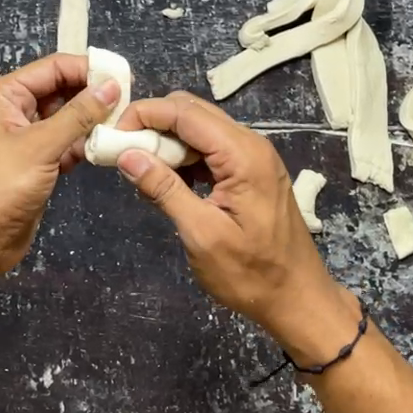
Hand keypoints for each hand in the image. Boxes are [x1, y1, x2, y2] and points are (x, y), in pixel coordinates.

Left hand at [0, 53, 120, 282]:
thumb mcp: (39, 146)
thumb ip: (78, 115)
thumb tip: (113, 86)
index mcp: (6, 95)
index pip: (53, 68)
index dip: (88, 69)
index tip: (125, 79)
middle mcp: (14, 111)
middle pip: (61, 91)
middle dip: (92, 96)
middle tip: (130, 104)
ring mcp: (25, 139)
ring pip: (65, 120)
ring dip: (91, 122)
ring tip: (125, 125)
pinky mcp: (36, 165)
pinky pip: (65, 145)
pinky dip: (84, 146)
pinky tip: (108, 149)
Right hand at [114, 93, 360, 362]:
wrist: (299, 300)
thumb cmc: (252, 274)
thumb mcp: (202, 235)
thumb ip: (165, 190)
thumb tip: (127, 156)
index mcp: (243, 155)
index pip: (185, 113)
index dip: (145, 114)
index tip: (113, 134)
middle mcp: (250, 144)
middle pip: (192, 112)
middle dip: (152, 124)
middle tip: (121, 151)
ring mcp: (252, 156)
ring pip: (199, 128)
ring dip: (166, 140)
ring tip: (138, 168)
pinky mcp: (249, 170)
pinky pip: (209, 148)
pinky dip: (182, 156)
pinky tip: (165, 181)